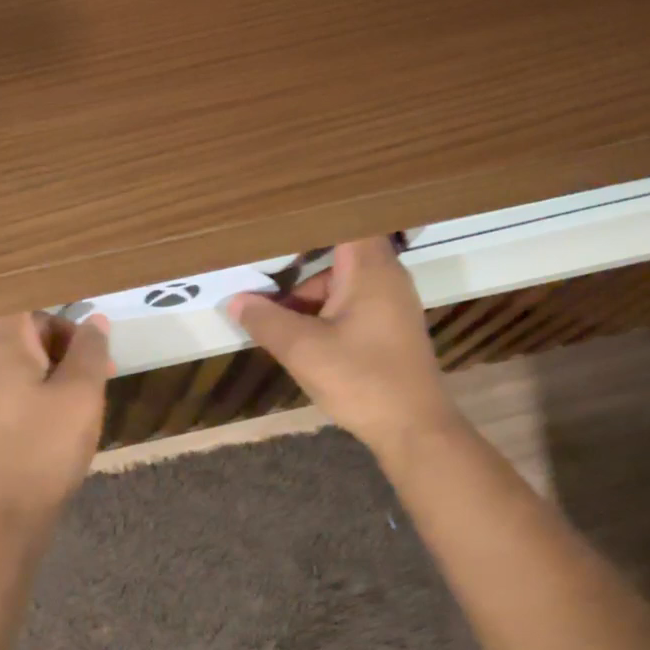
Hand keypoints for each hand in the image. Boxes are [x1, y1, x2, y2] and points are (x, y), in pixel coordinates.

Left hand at [0, 312, 114, 520]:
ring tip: (93, 396)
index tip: (88, 333)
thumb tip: (94, 320)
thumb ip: (89, 350)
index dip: (58, 309)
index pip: (24, 304)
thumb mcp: (80, 392)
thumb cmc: (47, 445)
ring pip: (29, 365)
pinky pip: (25, 391)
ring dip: (64, 371)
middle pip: (28, 332)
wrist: (11, 510)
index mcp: (3, 349)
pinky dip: (50, 393)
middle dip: (68, 342)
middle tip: (103, 368)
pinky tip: (72, 418)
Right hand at [227, 238, 458, 450]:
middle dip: (298, 270)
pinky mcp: (391, 330)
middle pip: (337, 256)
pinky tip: (304, 343)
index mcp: (370, 269)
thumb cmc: (360, 379)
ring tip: (277, 324)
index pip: (343, 222)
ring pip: (342, 285)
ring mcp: (392, 305)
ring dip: (309, 300)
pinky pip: (353, 307)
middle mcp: (387, 277)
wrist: (413, 428)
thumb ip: (265, 320)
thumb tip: (236, 301)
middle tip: (263, 284)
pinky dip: (326, 316)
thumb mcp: (302, 350)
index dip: (309, 222)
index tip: (276, 228)